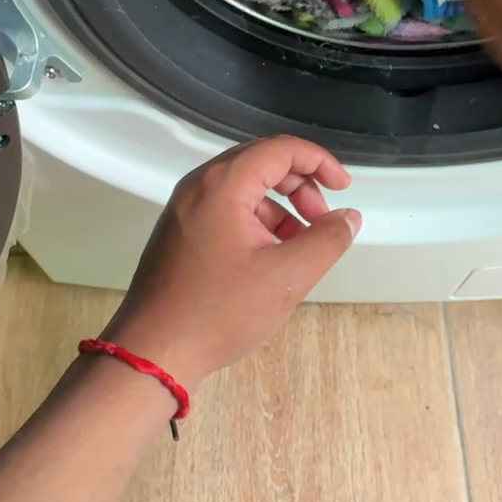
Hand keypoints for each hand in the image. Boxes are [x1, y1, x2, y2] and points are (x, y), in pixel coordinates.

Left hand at [103, 136, 361, 388]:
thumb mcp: (287, 277)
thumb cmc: (219, 312)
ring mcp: (184, 208)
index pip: (281, 149)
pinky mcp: (180, 231)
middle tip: (322, 219)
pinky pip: (227, 208)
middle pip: (261, 162)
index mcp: (223, 185)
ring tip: (299, 246)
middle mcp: (199, 186)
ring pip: (244, 187)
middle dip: (300, 185)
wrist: (153, 352)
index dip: (319, 162)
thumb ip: (326, 240)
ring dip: (280, 206)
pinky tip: (269, 257)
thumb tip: (348, 217)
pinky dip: (256, 221)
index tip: (343, 187)